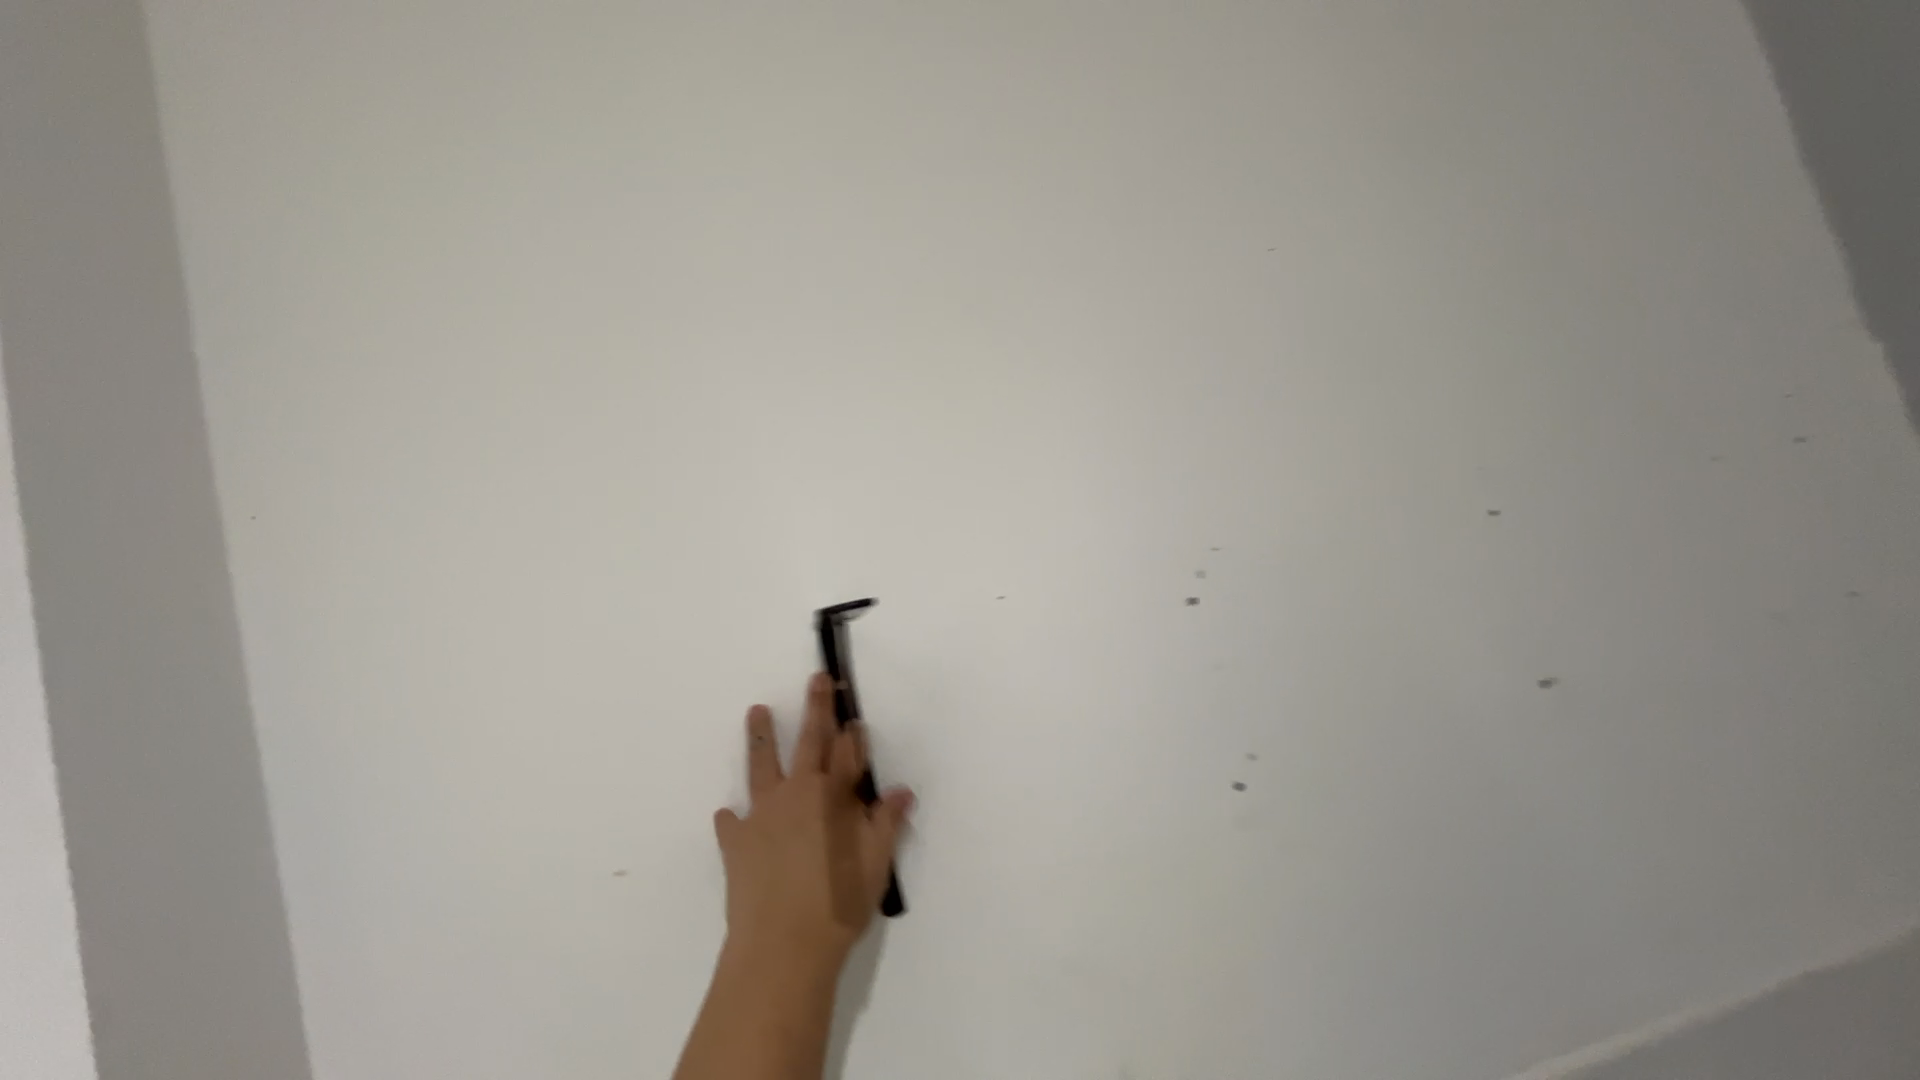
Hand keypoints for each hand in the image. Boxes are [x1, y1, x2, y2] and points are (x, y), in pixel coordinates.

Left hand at [713, 672, 913, 974]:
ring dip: (761, 736)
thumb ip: (886, 823)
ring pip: (762, 764)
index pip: (849, 752)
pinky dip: (733, 816)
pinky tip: (729, 815)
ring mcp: (762, 814)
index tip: (853, 711)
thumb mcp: (876, 863)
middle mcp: (798, 793)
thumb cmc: (839, 903)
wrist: (782, 945)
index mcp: (834, 795)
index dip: (853, 731)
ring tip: (756, 710)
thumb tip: (900, 791)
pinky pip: (732, 821)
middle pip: (810, 741)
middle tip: (818, 678)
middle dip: (817, 708)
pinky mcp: (736, 841)